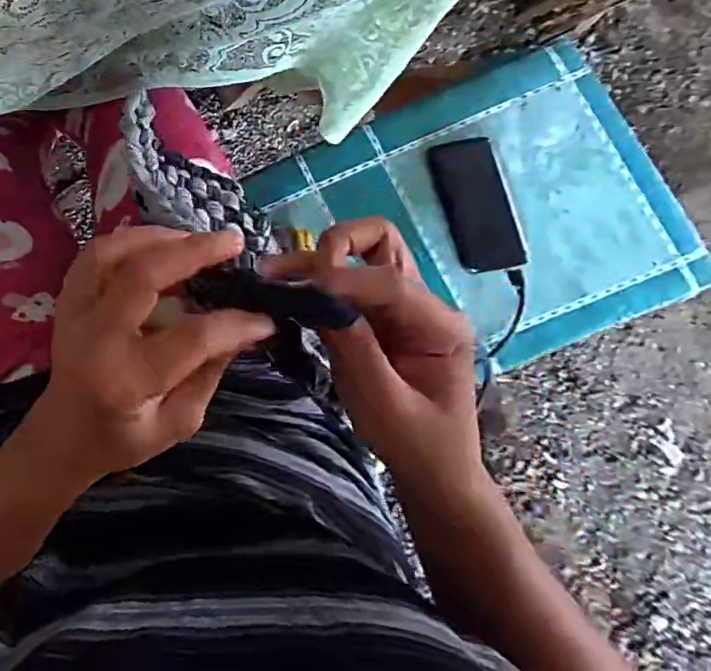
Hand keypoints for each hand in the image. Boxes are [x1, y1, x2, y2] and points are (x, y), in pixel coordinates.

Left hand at [15, 226, 274, 490]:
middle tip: (231, 241)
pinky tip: (156, 243)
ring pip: (108, 253)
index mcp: (126, 376)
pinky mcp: (65, 298)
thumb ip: (209, 371)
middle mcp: (95, 335)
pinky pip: (92, 255)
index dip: (232, 323)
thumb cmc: (122, 436)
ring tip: (193, 237)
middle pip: (141, 277)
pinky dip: (125, 241)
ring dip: (153, 237)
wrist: (63, 431)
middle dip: (191, 252)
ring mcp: (73, 310)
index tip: (263, 318)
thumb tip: (246, 327)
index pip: (188, 337)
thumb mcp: (177, 421)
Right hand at [265, 218, 486, 502]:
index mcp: (439, 325)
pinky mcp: (373, 312)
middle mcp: (421, 303)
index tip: (296, 289)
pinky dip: (310, 276)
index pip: (388, 280)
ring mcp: (397, 305)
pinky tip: (282, 289)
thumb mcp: (383, 401)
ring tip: (270, 275)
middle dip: (334, 244)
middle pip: (379, 240)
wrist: (432, 470)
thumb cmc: (415, 441)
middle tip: (293, 272)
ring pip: (355, 252)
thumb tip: (317, 298)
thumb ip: (354, 346)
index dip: (340, 278)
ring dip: (313, 257)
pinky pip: (342, 278)